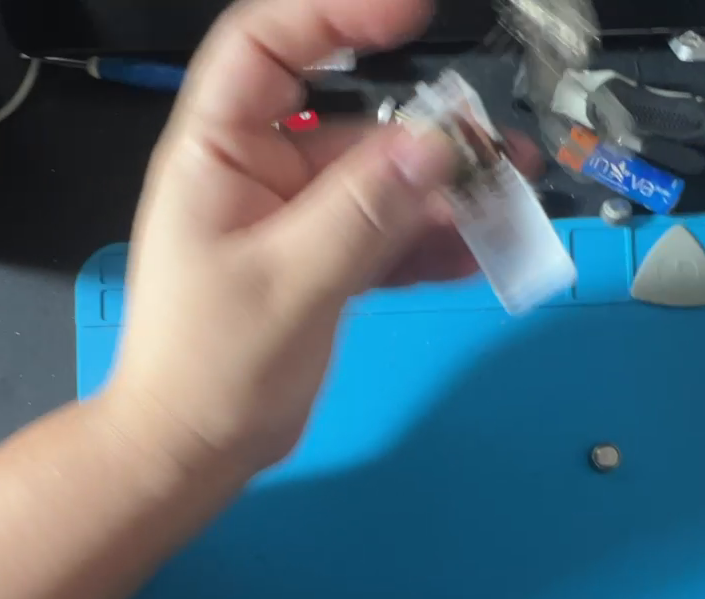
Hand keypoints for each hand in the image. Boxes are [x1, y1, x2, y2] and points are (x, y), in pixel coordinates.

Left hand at [98, 0, 533, 473]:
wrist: (197, 449)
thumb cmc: (209, 370)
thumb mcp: (285, 286)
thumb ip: (359, 214)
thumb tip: (432, 147)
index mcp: (220, 158)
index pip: (268, 49)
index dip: (333, 12)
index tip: (411, 13)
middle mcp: (261, 181)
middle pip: (351, 127)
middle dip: (424, 138)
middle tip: (496, 153)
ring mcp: (295, 228)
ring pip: (378, 190)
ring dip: (440, 198)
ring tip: (508, 206)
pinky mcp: (320, 272)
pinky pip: (382, 243)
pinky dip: (425, 247)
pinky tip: (474, 253)